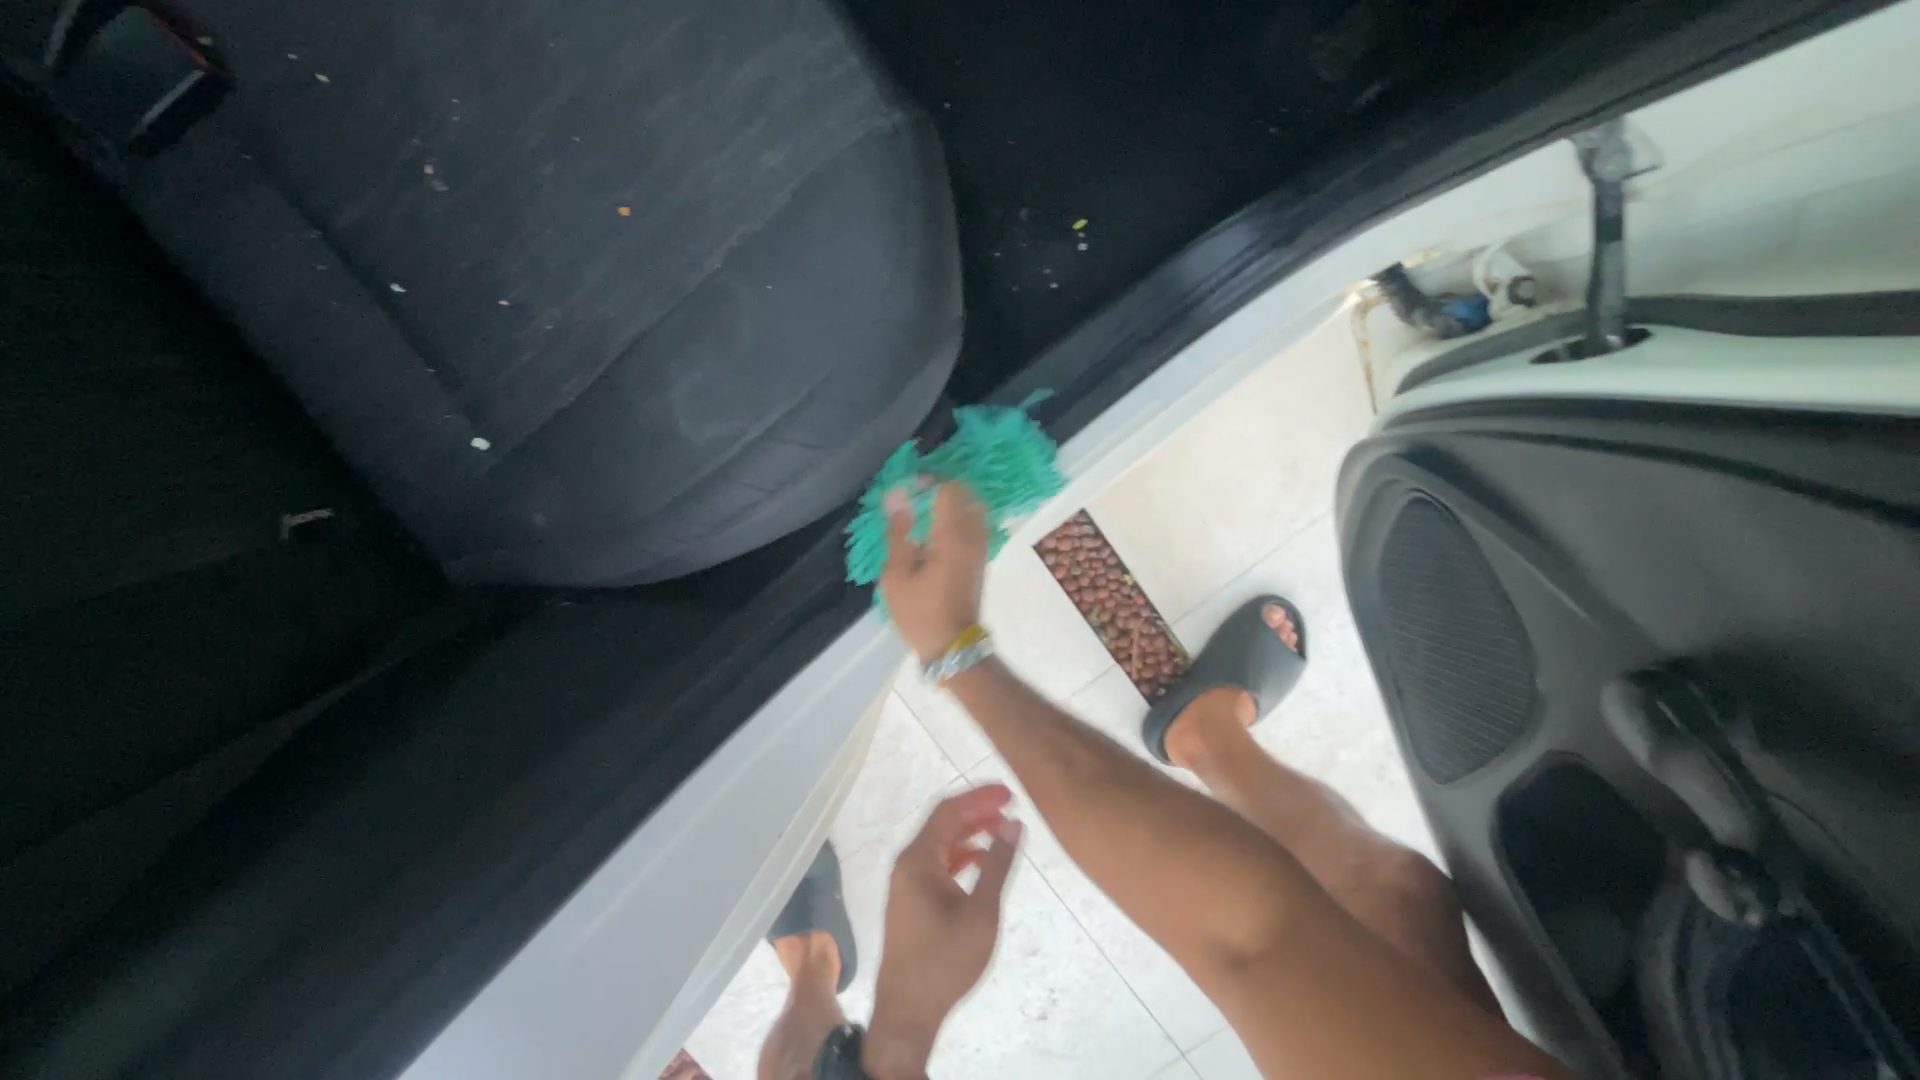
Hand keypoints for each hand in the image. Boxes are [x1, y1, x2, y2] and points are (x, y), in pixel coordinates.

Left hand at [864, 785, 1022, 1079]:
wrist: (907, 1011)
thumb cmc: (945, 960)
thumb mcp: (981, 912)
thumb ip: (997, 864)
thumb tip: (1014, 824)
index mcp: (918, 859)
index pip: (949, 810)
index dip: (980, 797)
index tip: (1010, 793)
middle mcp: (907, 863)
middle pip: (943, 823)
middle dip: (977, 811)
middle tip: (1011, 806)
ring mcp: (907, 882)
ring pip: (941, 843)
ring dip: (970, 833)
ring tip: (1002, 830)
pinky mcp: (912, 900)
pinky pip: (938, 863)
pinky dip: (961, 855)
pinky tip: (982, 860)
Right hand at [880, 481, 990, 663]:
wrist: (951, 645)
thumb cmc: (918, 612)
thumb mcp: (897, 573)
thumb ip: (899, 531)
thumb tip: (897, 495)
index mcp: (951, 537)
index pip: (950, 490)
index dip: (930, 480)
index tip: (909, 485)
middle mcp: (972, 537)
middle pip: (968, 495)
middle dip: (945, 486)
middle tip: (919, 492)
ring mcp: (980, 549)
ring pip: (975, 509)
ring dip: (955, 501)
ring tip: (928, 508)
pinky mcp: (981, 560)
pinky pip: (976, 525)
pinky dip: (961, 516)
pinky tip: (938, 528)